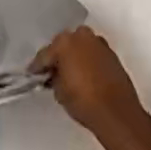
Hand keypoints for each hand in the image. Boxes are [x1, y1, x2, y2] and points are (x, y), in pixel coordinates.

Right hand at [30, 26, 147, 138]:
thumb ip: (54, 77)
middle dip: (58, 57)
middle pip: (63, 45)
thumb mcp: (60, 92)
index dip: (37, 67)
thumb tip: (55, 75)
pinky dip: (87, 60)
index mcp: (65, 42)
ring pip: (80, 46)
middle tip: (52, 74)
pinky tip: (85, 75)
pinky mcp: (111, 54)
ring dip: (74, 56)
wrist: (116, 113)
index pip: (45, 54)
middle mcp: (82, 36)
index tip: (34, 74)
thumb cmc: (84, 101)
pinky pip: (93, 53)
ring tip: (70, 75)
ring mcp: (98, 43)